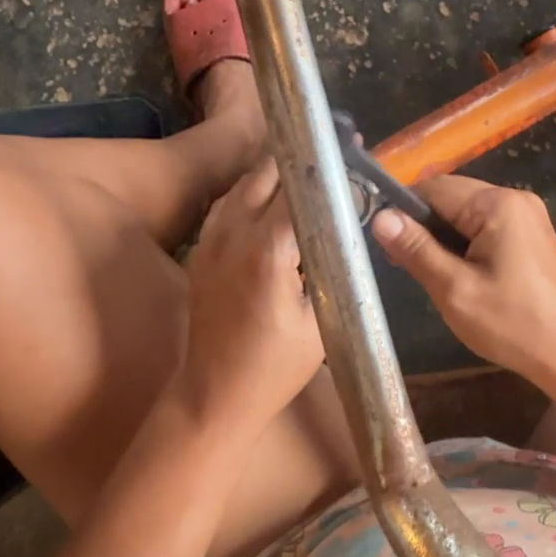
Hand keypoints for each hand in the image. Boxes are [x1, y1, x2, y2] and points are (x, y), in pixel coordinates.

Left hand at [176, 159, 324, 426]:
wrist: (212, 395)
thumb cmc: (274, 367)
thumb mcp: (320, 322)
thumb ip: (335, 270)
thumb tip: (347, 230)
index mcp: (268, 250)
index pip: (300, 188)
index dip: (328, 172)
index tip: (353, 161)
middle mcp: (234, 233)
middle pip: (266, 172)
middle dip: (301, 163)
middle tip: (332, 163)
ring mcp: (211, 240)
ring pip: (242, 183)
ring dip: (273, 174)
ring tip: (308, 177)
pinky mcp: (201, 251)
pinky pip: (226, 205)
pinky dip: (251, 194)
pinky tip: (272, 204)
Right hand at [371, 175, 555, 389]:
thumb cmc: (512, 325)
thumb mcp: (454, 289)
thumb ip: (416, 249)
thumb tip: (380, 216)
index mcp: (498, 204)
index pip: (433, 189)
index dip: (403, 213)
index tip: (386, 246)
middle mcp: (515, 199)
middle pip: (451, 198)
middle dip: (423, 226)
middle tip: (402, 265)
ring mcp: (528, 216)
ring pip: (466, 214)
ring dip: (442, 238)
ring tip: (428, 274)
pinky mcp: (531, 235)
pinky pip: (485, 227)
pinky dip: (464, 244)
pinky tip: (456, 274)